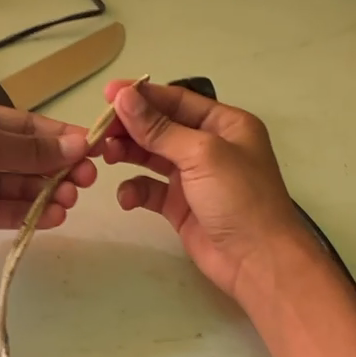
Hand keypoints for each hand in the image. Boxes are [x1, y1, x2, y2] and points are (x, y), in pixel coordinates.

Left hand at [0, 93, 97, 263]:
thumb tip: (77, 143)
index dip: (59, 136)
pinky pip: (13, 210)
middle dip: (59, 166)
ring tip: (70, 201)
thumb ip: (29, 148)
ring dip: (51, 191)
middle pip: (30, 156)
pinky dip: (34, 212)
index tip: (92, 149)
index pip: (26, 124)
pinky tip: (55, 216)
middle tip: (87, 180)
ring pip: (25, 185)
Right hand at [99, 79, 312, 301]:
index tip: (107, 95)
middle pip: (160, 127)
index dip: (142, 96)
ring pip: (152, 157)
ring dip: (129, 154)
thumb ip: (159, 128)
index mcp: (225, 124)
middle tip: (98, 131)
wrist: (257, 261)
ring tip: (106, 156)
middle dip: (130, 127)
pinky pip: (150, 190)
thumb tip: (124, 97)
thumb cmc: (239, 198)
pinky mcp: (180, 206)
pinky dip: (135, 190)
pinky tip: (126, 197)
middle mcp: (209, 146)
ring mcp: (193, 177)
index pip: (177, 101)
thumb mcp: (201, 154)